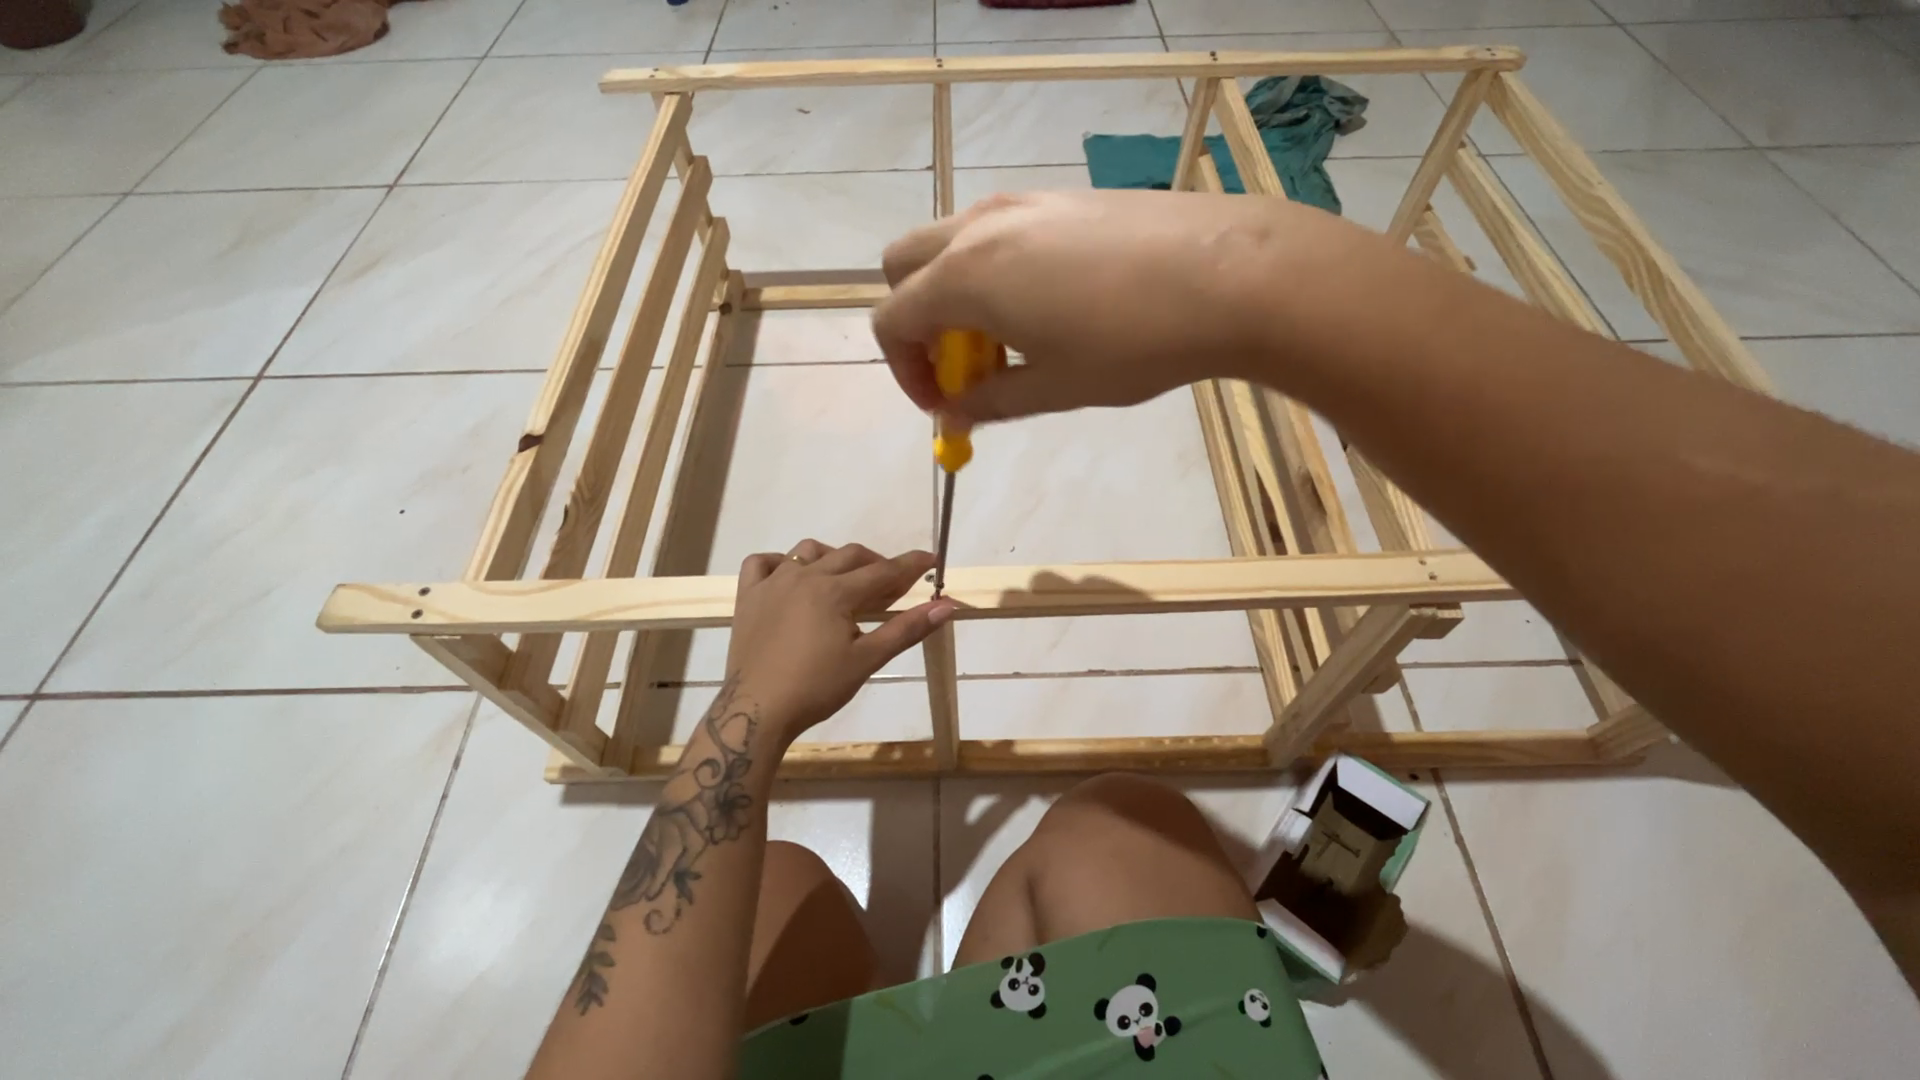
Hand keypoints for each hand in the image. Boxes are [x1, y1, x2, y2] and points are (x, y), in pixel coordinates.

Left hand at [726, 540, 955, 736]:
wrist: (758, 710)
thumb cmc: (817, 688)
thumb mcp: (867, 660)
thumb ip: (906, 629)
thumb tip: (946, 606)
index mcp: (835, 591)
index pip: (884, 571)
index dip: (911, 565)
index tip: (932, 559)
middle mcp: (804, 576)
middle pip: (850, 555)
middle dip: (877, 564)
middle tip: (892, 586)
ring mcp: (772, 582)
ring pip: (809, 551)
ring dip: (834, 558)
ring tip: (846, 580)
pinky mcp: (748, 596)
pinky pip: (762, 562)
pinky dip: (780, 562)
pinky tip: (791, 577)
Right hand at [873, 189, 1348, 423]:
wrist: (1231, 273)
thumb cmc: (1133, 344)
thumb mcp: (1053, 388)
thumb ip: (989, 402)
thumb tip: (952, 414)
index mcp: (965, 277)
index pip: (892, 320)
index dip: (905, 371)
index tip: (944, 405)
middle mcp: (979, 228)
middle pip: (904, 267)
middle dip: (916, 322)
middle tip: (964, 365)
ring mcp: (1022, 203)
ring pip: (950, 244)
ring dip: (954, 295)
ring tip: (1011, 340)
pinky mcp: (1061, 196)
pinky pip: (997, 231)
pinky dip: (993, 271)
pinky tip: (1051, 306)